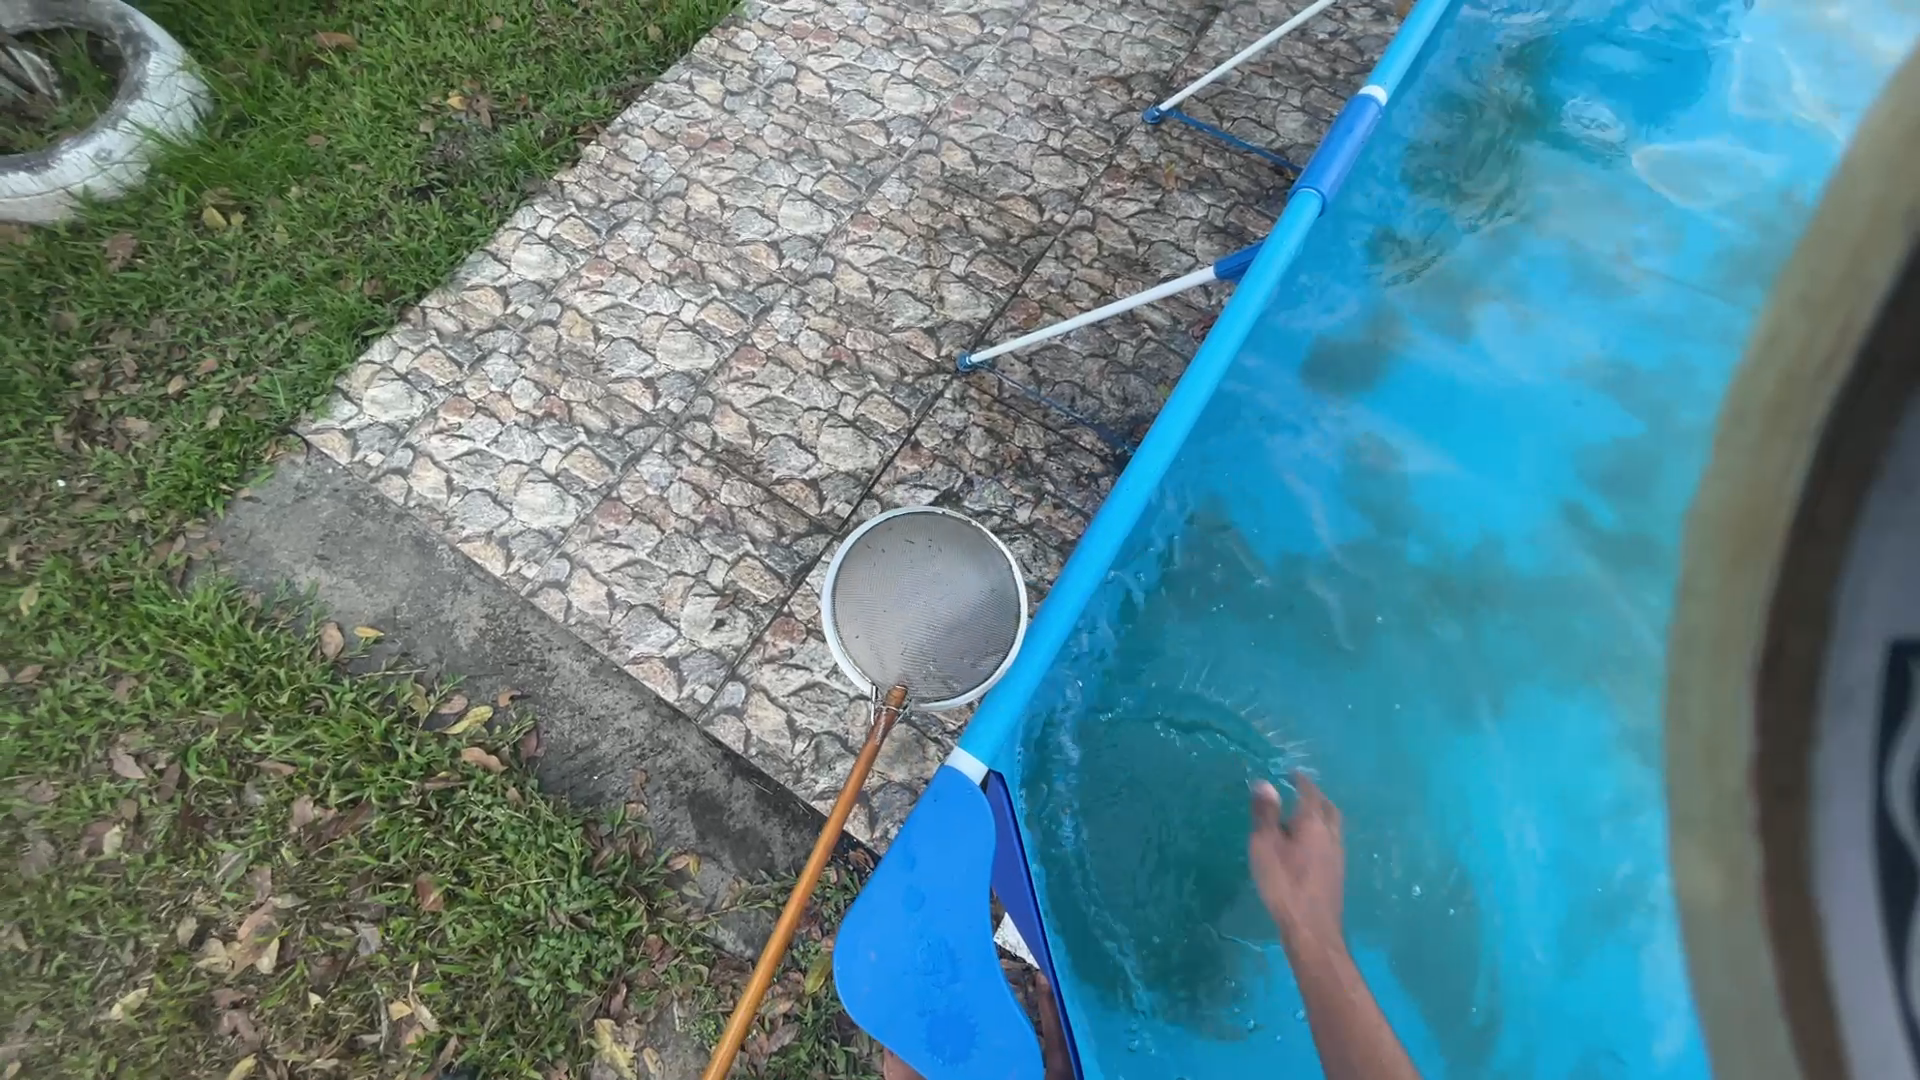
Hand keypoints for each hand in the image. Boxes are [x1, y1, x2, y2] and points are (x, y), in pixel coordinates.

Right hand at [1249, 773, 1344, 951]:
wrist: (1312, 928)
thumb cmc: (1283, 881)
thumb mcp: (1265, 843)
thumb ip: (1266, 813)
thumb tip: (1266, 783)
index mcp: (1314, 823)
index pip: (1310, 793)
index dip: (1301, 781)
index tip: (1291, 773)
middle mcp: (1331, 835)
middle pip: (1328, 808)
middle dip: (1316, 796)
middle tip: (1300, 790)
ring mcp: (1337, 856)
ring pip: (1333, 825)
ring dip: (1321, 814)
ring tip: (1303, 813)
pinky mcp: (1337, 873)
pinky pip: (1331, 841)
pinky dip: (1321, 831)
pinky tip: (1309, 842)